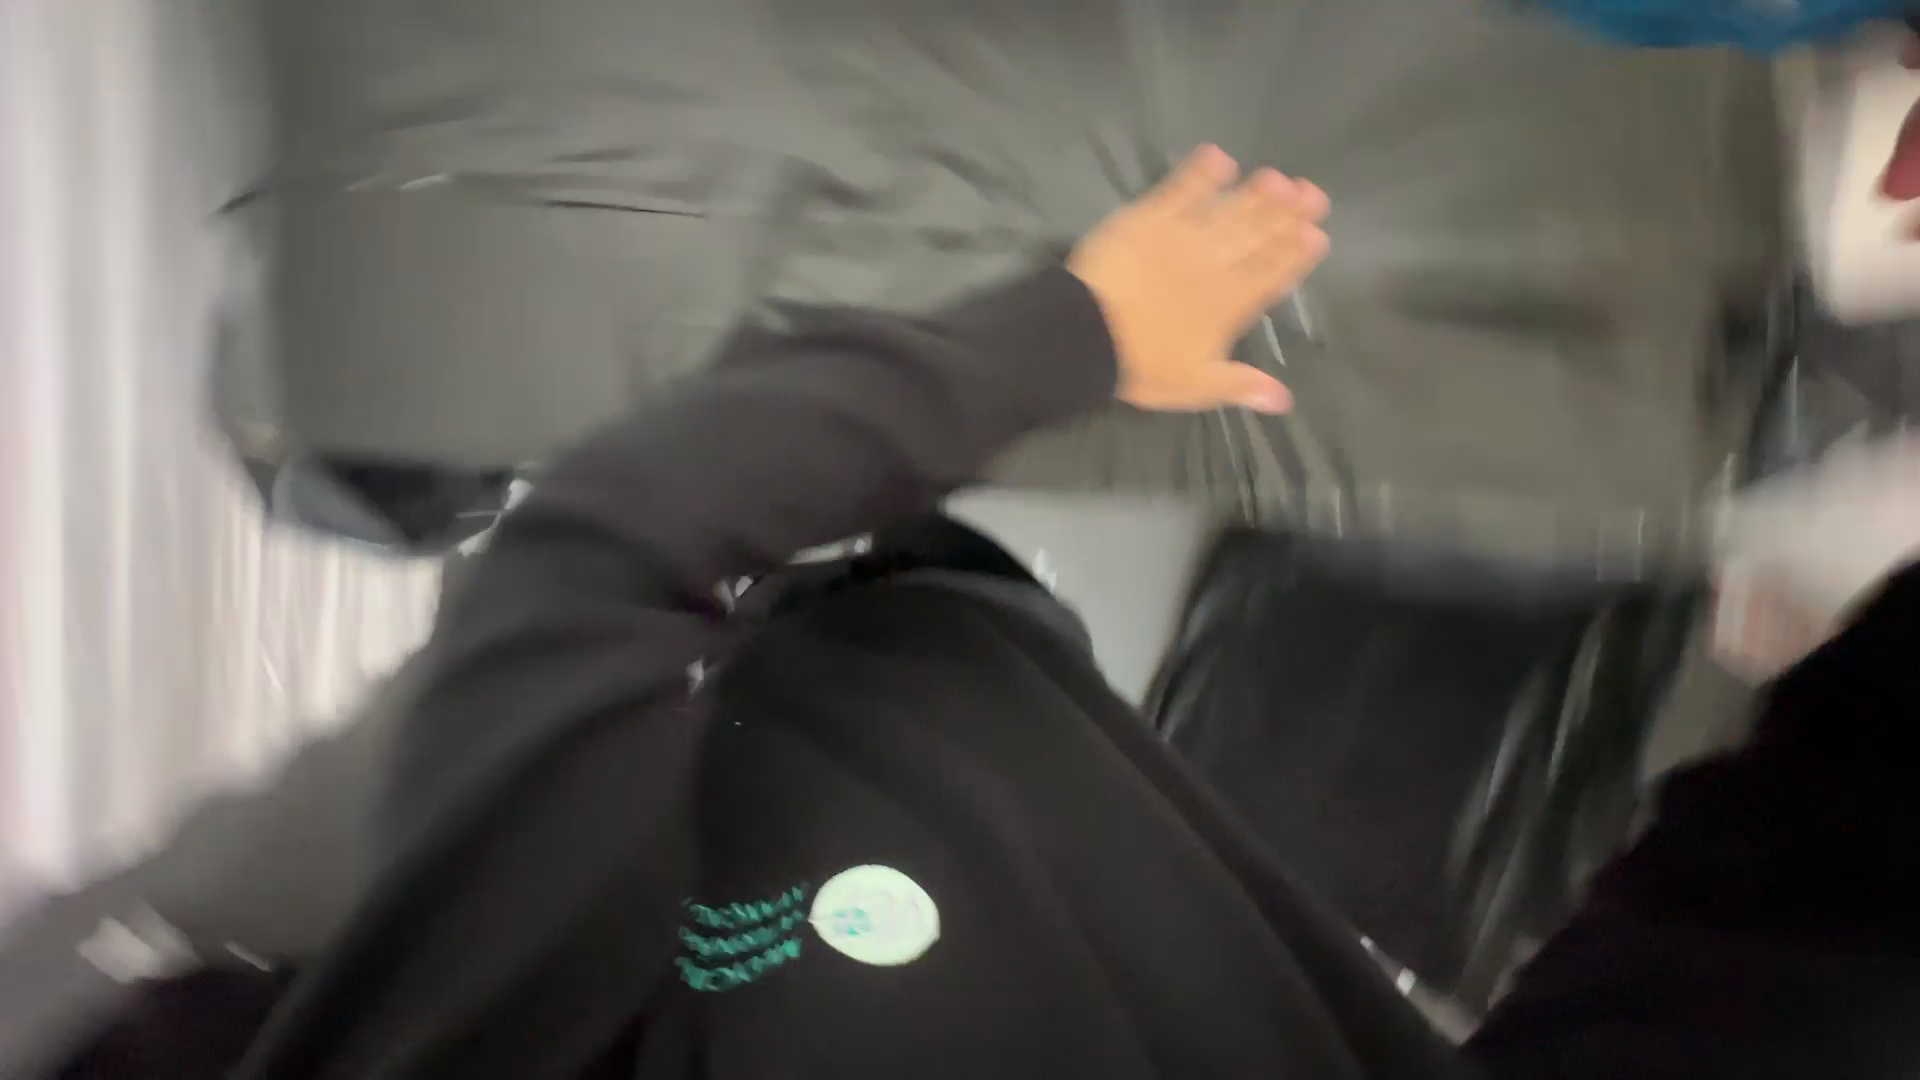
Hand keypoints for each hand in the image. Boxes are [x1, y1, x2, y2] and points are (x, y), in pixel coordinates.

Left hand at [1068, 145, 1329, 414]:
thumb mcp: (1194, 385)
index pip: (1273, 275)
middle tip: (1313, 193)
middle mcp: (1215, 264)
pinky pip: (1180, 189)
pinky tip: (1218, 157)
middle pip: (1259, 235)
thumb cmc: (1141, 364)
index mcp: (1230, 304)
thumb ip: (1240, 386)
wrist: (1088, 333)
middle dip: (1289, 215)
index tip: (1318, 235)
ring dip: (1256, 193)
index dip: (1297, 255)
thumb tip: (1284, 401)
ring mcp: (1182, 236)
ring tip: (1279, 179)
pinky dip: (1200, 173)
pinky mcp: (1148, 218)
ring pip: (1228, 210)